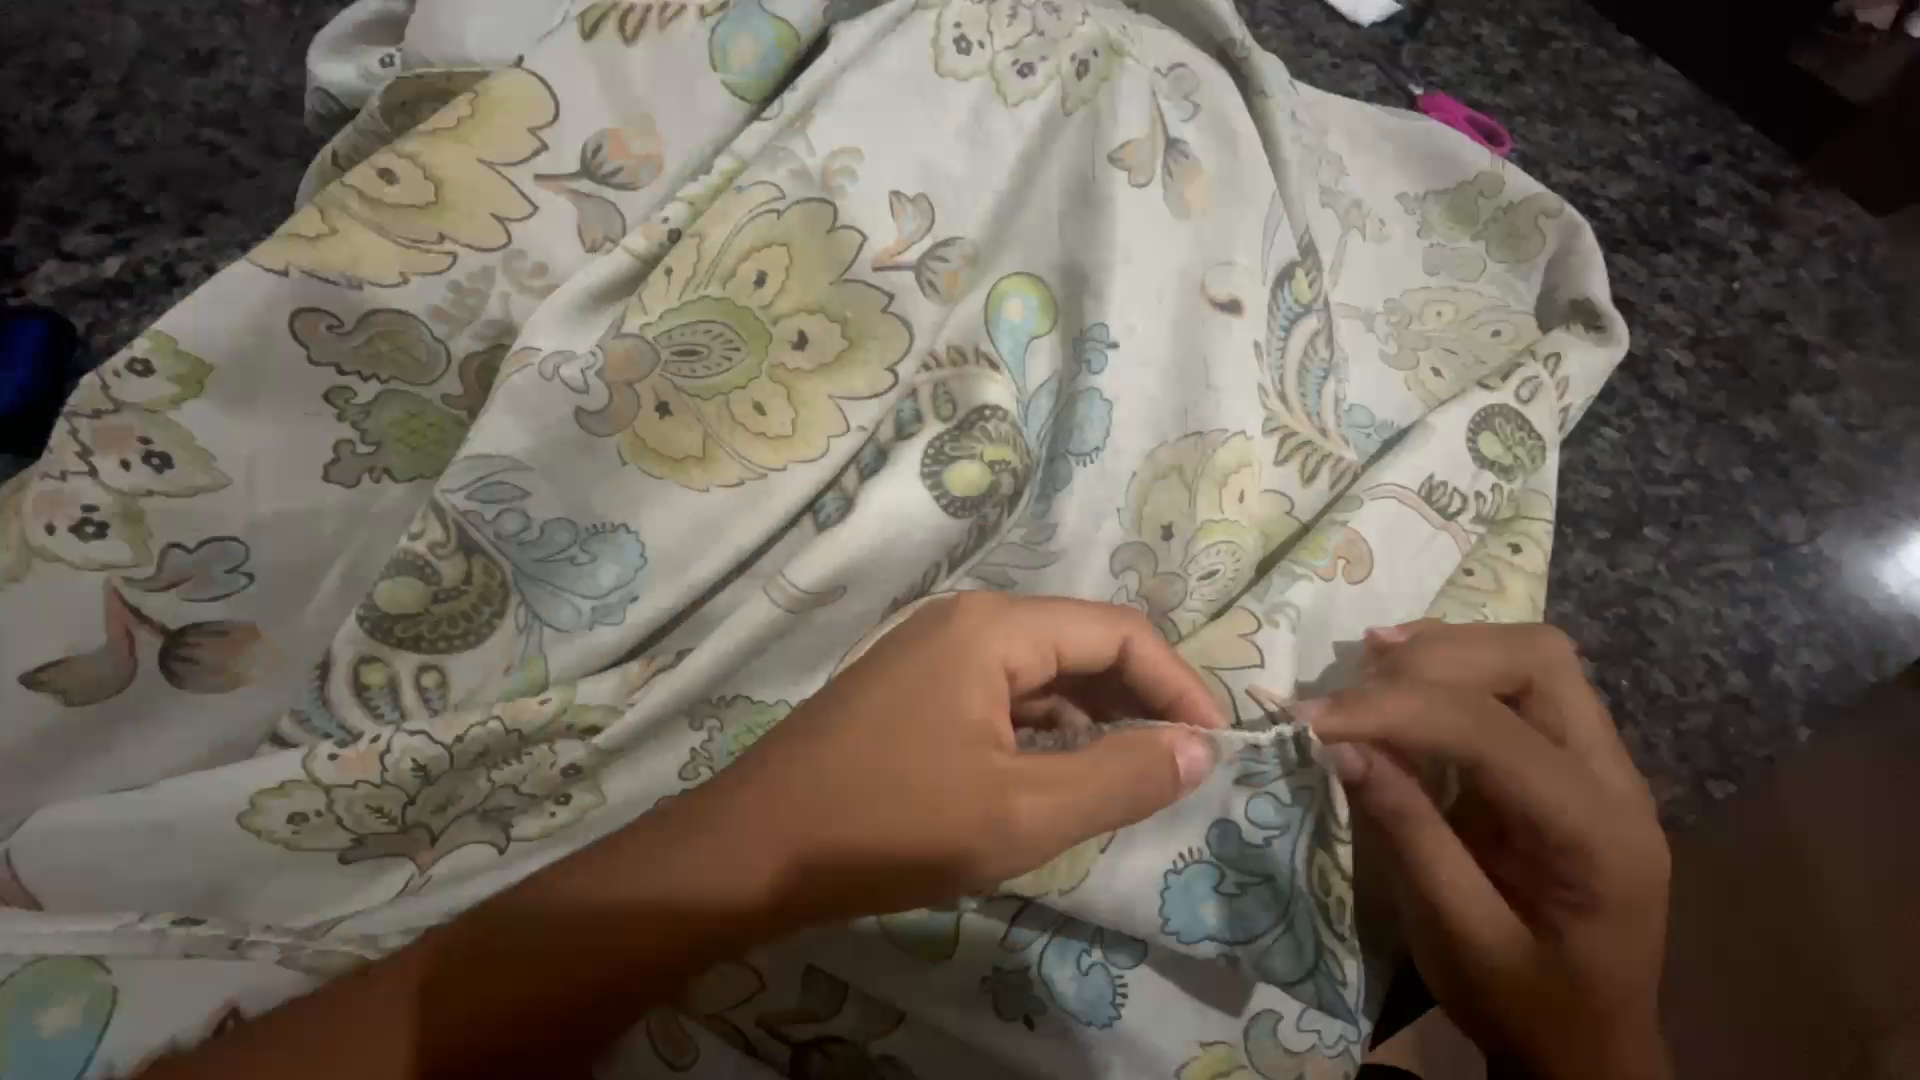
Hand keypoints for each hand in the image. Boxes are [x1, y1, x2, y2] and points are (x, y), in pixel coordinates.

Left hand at [677, 592, 1224, 926]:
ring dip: (1091, 717)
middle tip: (1179, 764)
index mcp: (995, 628)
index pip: (1118, 632)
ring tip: (1129, 774)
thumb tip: (1197, 747)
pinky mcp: (914, 687)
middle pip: (1079, 644)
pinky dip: (1042, 728)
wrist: (755, 846)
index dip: (1178, 684)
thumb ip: (1120, 778)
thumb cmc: (891, 824)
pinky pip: (1001, 693)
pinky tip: (1055, 772)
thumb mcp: (1021, 813)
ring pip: (1040, 672)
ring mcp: (933, 651)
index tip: (1215, 747)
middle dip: (1138, 699)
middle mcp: (967, 620)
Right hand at [1300, 621, 1671, 1079]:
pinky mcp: (1561, 758)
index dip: (1393, 711)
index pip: (1490, 731)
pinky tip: (1395, 667)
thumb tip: (1336, 745)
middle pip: (1533, 661)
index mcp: (1598, 833)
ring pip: (1526, 655)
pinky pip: (1513, 679)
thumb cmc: (1526, 1004)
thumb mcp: (1458, 936)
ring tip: (1363, 666)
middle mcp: (1613, 779)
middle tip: (1345, 697)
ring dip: (1439, 651)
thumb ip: (1407, 834)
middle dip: (1428, 662)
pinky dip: (1447, 663)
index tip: (1309, 720)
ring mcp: (1594, 763)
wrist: (1589, 1045)